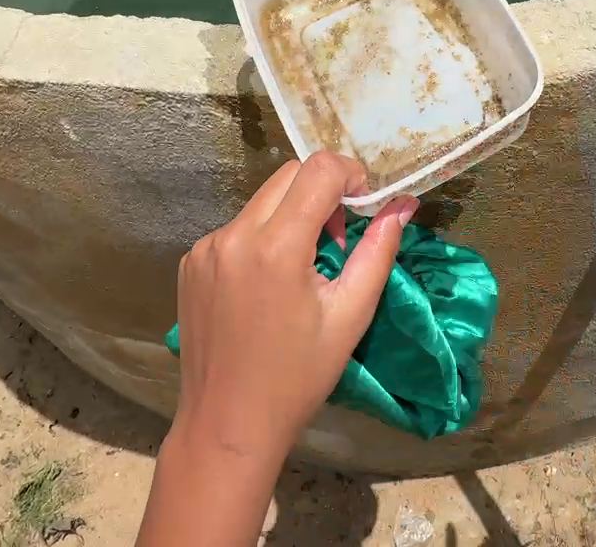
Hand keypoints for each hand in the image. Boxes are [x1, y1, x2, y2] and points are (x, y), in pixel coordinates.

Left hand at [138, 152, 416, 545]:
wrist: (227, 425)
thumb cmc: (298, 376)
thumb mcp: (350, 315)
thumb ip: (379, 250)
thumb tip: (403, 204)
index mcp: (277, 246)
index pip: (319, 169)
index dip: (350, 175)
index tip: (362, 207)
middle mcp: (235, 235)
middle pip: (289, 175)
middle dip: (322, 192)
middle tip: (337, 239)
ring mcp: (206, 247)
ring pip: (262, 200)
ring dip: (291, 214)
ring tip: (303, 267)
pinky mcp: (191, 261)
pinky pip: (237, 227)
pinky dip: (262, 237)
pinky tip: (267, 284)